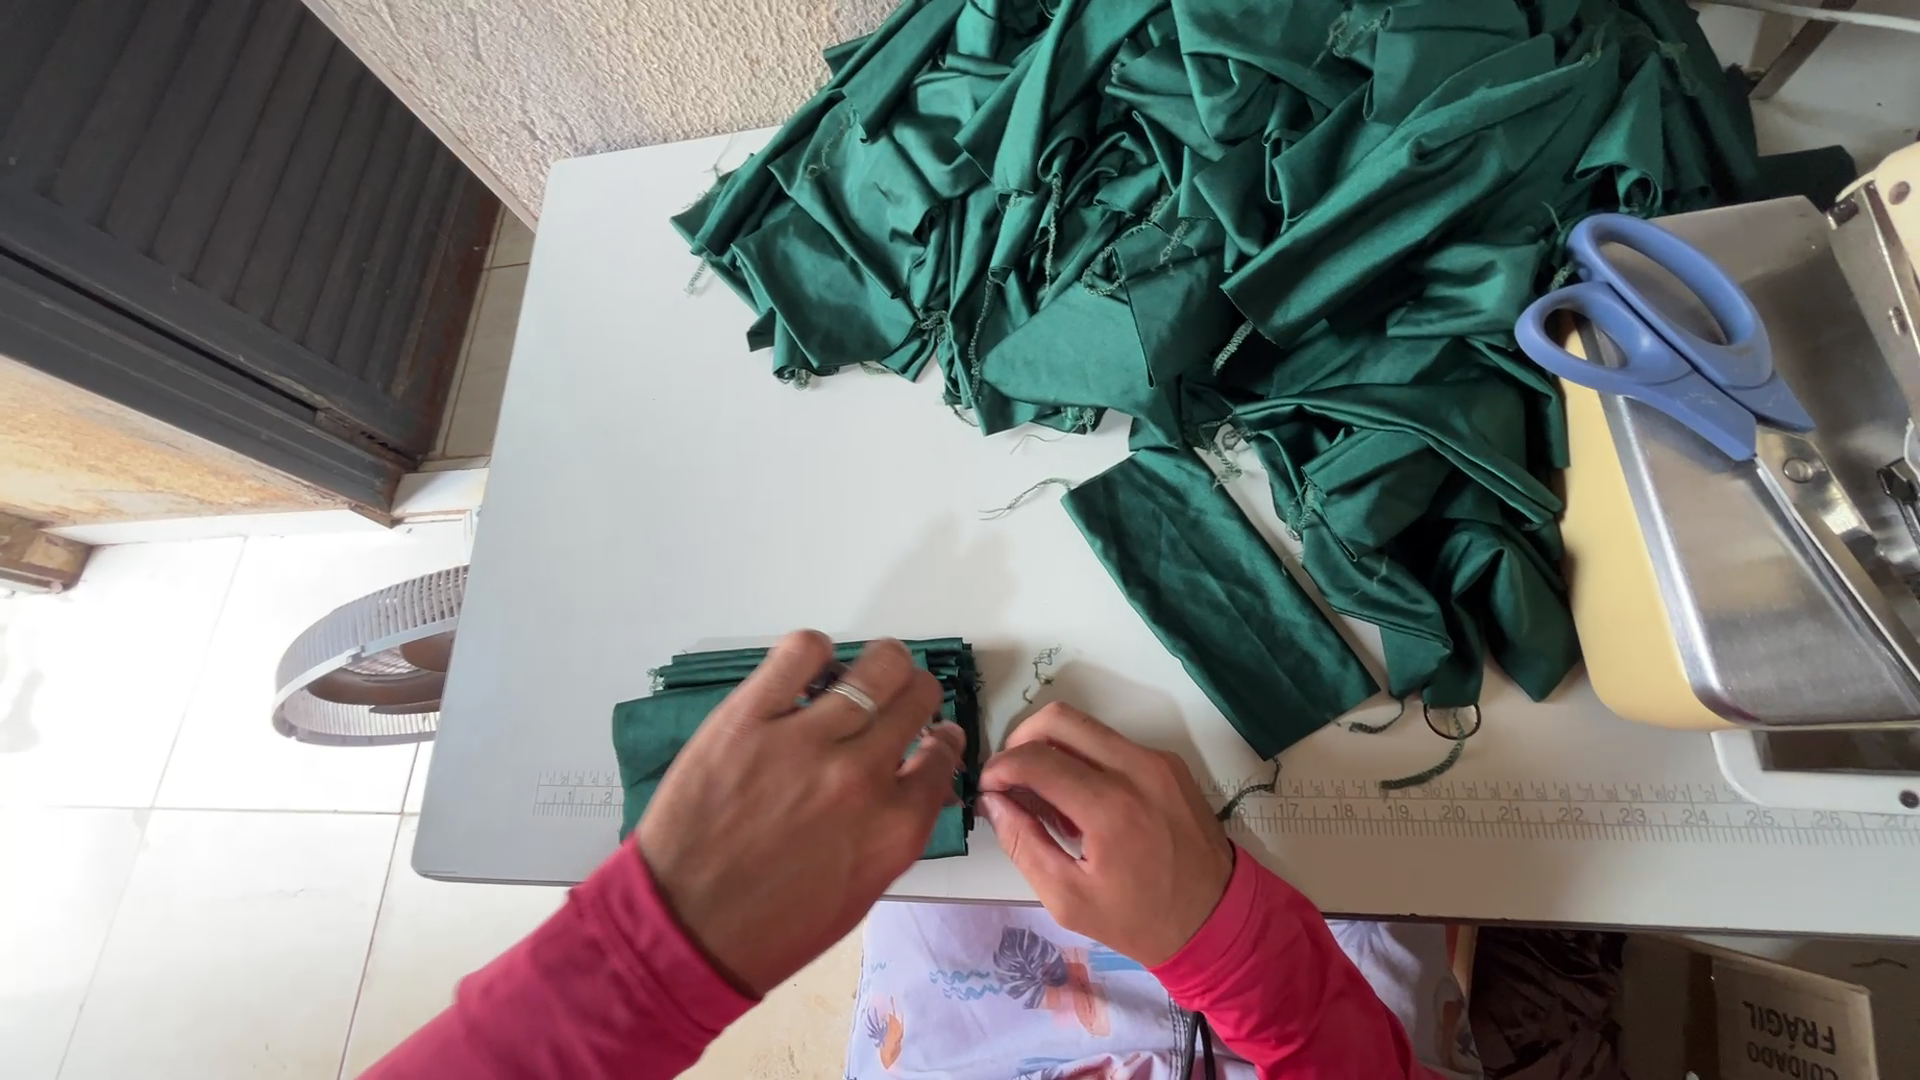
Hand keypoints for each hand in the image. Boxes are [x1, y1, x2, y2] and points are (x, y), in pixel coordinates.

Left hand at [636, 631, 963, 995]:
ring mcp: (805, 740)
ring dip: (879, 666)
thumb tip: (913, 773)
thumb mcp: (862, 887)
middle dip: (913, 695)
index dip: (939, 738)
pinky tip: (807, 672)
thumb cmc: (776, 923)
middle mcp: (862, 775)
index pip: (943, 753)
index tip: (928, 735)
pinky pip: (803, 650)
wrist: (682, 931)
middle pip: (917, 694)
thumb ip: (897, 825)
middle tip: (890, 704)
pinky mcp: (751, 716)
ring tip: (856, 679)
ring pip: (878, 664)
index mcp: (895, 826)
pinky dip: (815, 652)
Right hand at [978, 703, 1233, 966]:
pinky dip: (1083, 756)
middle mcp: (1135, 769)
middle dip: (1020, 740)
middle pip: (1058, 719)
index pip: (1035, 759)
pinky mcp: (1167, 761)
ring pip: (1084, 724)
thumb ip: (1023, 844)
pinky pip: (1110, 741)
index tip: (988, 789)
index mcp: (1109, 809)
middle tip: (1011, 777)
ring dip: (1051, 746)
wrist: (1220, 921)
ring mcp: (1156, 760)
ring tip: (1046, 793)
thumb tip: (993, 801)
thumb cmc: (1140, 920)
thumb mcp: (1069, 900)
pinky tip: (1081, 799)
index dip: (999, 768)